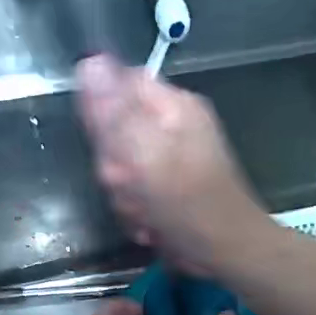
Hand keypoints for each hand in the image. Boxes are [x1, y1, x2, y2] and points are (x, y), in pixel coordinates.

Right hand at [75, 55, 267, 275]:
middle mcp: (170, 128)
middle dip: (115, 168)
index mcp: (172, 106)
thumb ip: (115, 111)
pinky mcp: (166, 192)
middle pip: (115, 134)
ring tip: (146, 211)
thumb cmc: (190, 204)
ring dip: (126, 197)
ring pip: (120, 171)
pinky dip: (137, 214)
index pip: (118, 85)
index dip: (102, 113)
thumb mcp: (146, 154)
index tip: (105, 143)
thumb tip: (88, 61)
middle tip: (131, 185)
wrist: (227, 253)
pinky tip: (151, 226)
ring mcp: (169, 162)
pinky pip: (133, 196)